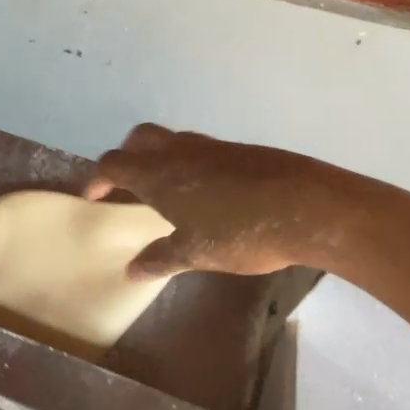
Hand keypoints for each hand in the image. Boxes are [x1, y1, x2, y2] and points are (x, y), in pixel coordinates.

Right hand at [84, 123, 365, 278]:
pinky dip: (193, 165)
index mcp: (158, 174)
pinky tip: (209, 194)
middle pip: (140, 138)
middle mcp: (181, 153)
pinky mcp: (245, 153)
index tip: (94, 197)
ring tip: (168, 190)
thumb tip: (132, 271)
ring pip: (174, 141)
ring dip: (162, 158)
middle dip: (127, 156)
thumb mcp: (195, 253)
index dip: (98, 179)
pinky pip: (204, 151)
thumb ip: (161, 258)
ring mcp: (215, 148)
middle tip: (128, 183)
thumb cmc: (242, 232)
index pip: (113, 164)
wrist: (314, 209)